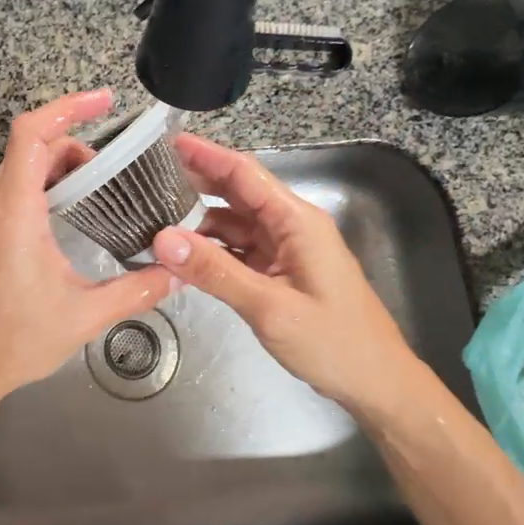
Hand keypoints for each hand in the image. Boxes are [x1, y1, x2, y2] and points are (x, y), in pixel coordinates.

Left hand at [0, 89, 174, 416]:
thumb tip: (176, 274)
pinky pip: (12, 191)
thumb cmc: (10, 342)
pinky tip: (70, 213)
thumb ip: (135, 291)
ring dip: (59, 167)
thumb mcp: (82, 317)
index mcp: (15, 212)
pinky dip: (43, 187)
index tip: (103, 101)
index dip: (68, 108)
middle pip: (32, 148)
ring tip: (100, 188)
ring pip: (21, 169)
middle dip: (76, 146)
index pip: (32, 134)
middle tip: (116, 166)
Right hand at [150, 133, 414, 414]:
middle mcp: (290, 225)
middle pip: (237, 192)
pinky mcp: (280, 272)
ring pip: (234, 223)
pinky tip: (181, 255)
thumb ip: (215, 271)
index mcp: (296, 220)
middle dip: (195, 181)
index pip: (244, 173)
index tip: (167, 141)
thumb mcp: (269, 307)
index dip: (206, 154)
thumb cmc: (333, 342)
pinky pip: (239, 250)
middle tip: (146, 176)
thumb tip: (162, 238)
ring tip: (152, 217)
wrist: (377, 383)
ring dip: (198, 221)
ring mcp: (285, 249)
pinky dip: (211, 250)